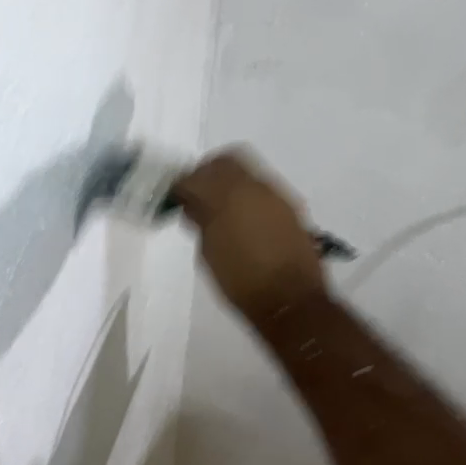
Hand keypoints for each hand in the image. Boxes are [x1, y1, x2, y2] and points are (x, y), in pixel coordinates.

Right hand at [169, 148, 327, 321]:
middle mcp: (255, 188)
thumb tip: (193, 205)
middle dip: (206, 172)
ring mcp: (277, 196)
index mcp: (228, 197)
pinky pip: (262, 190)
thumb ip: (200, 221)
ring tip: (217, 208)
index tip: (173, 196)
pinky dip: (246, 196)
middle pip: (225, 161)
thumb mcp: (208, 253)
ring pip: (246, 173)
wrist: (291, 303)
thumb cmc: (241, 282)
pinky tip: (239, 219)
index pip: (196, 176)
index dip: (180, 184)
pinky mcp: (291, 208)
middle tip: (195, 192)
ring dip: (228, 183)